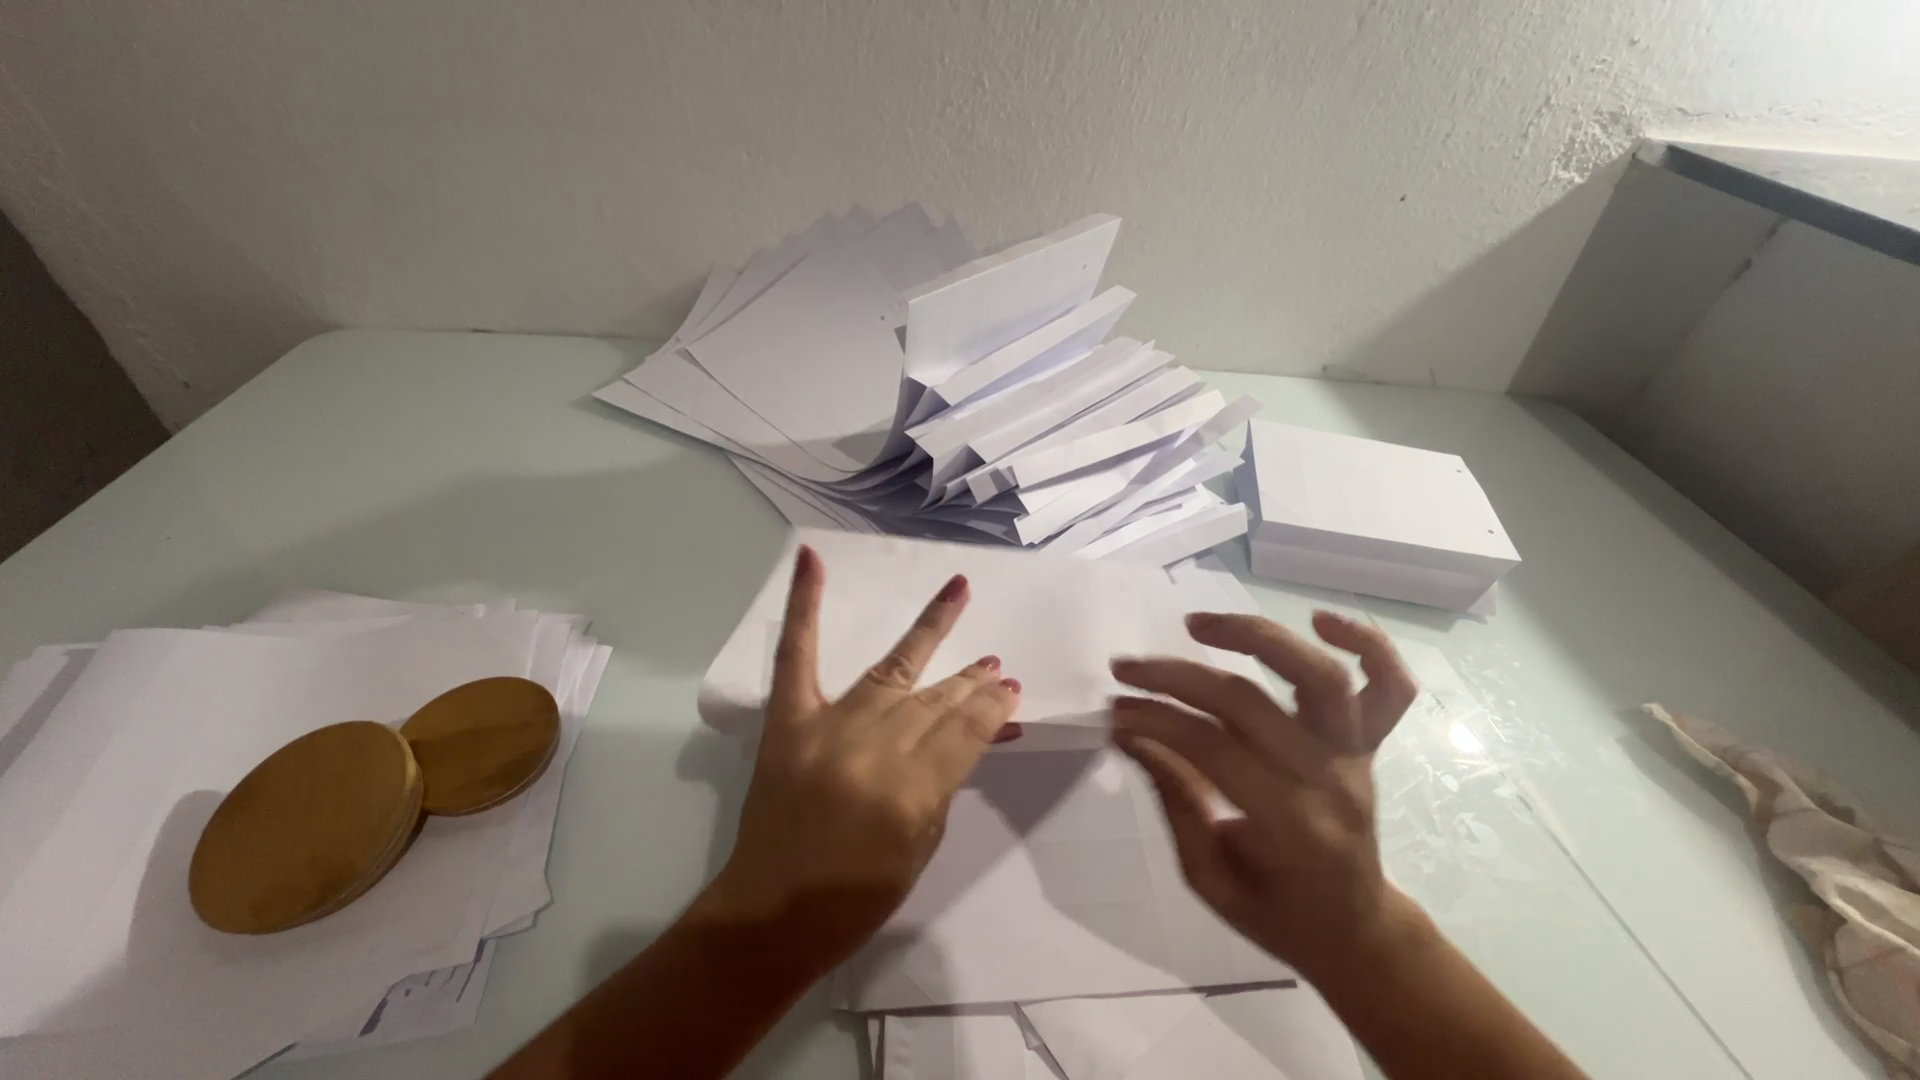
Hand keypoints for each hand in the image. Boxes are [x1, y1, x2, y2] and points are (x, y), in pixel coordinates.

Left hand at [702, 544, 1022, 953]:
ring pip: (893, 670)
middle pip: (937, 699)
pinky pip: (797, 655)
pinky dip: (803, 605)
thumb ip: (945, 783)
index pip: (968, 731)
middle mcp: (875, 748)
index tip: (1012, 688)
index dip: (994, 707)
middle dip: (973, 680)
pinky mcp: (788, 720)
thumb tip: (974, 731)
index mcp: (913, 790)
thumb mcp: (921, 848)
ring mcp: (828, 727)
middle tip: (995, 663)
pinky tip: (811, 560)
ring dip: (930, 632)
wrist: (771, 913)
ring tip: (958, 594)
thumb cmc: (856, 896)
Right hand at [1109, 610, 1418, 978]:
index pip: (1213, 750)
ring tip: (1200, 624)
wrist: (1354, 930)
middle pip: (1250, 704)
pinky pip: (1390, 687)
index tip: (1113, 713)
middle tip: (1126, 670)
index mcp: (1290, 828)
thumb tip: (1129, 734)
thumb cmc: (1275, 914)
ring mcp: (1357, 757)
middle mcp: (1330, 782)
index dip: (1157, 722)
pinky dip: (1368, 644)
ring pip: (1322, 677)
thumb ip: (1175, 801)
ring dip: (1258, 637)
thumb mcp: (1208, 878)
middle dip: (1178, 678)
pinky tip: (1320, 620)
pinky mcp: (1371, 744)